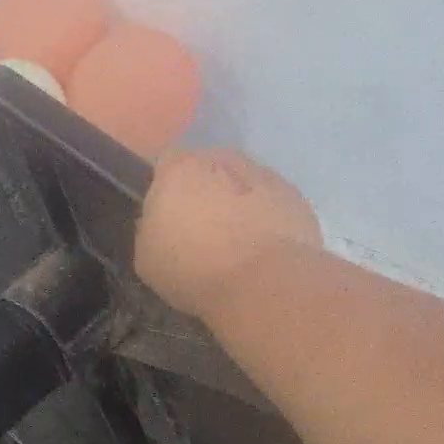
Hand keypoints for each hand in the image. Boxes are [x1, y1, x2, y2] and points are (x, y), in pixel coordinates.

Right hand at [134, 149, 320, 317]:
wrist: (264, 283)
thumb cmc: (193, 267)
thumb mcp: (146, 255)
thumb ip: (150, 226)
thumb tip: (160, 221)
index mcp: (180, 168)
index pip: (166, 163)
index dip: (164, 187)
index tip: (165, 214)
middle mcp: (223, 160)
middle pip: (208, 168)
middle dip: (204, 190)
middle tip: (200, 227)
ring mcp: (265, 176)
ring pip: (243, 183)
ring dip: (237, 202)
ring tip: (236, 241)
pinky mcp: (297, 199)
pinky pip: (272, 203)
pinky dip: (266, 218)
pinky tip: (261, 249)